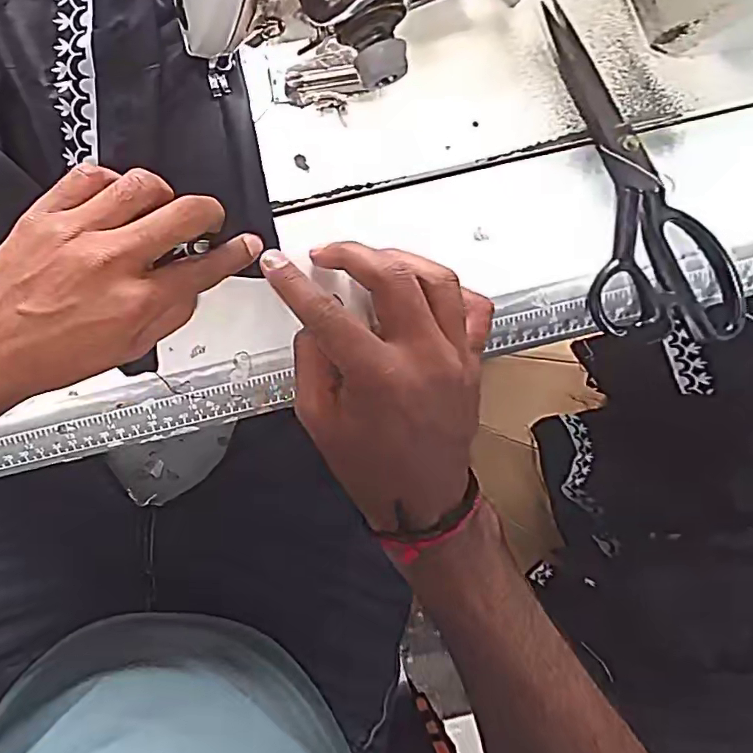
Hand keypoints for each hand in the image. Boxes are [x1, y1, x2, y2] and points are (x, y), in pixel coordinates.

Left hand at [0, 164, 260, 448]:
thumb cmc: (49, 356)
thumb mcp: (124, 350)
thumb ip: (169, 315)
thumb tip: (194, 285)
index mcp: (134, 303)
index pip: (203, 268)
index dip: (232, 253)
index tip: (240, 244)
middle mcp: (109, 262)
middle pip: (184, 214)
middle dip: (208, 213)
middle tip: (205, 219)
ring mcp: (76, 233)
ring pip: (142, 185)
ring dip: (162, 194)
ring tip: (156, 208)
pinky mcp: (45, 216)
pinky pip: (89, 176)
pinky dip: (111, 182)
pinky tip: (112, 198)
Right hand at [260, 243, 493, 534]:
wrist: (423, 499)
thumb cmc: (372, 467)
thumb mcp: (316, 418)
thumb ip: (310, 361)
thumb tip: (313, 321)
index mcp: (378, 376)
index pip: (327, 312)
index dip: (293, 283)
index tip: (279, 266)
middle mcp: (422, 358)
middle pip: (391, 276)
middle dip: (350, 253)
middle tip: (326, 253)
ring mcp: (453, 356)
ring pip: (437, 278)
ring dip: (398, 258)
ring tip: (371, 258)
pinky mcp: (471, 359)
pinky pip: (473, 305)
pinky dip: (446, 286)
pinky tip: (422, 285)